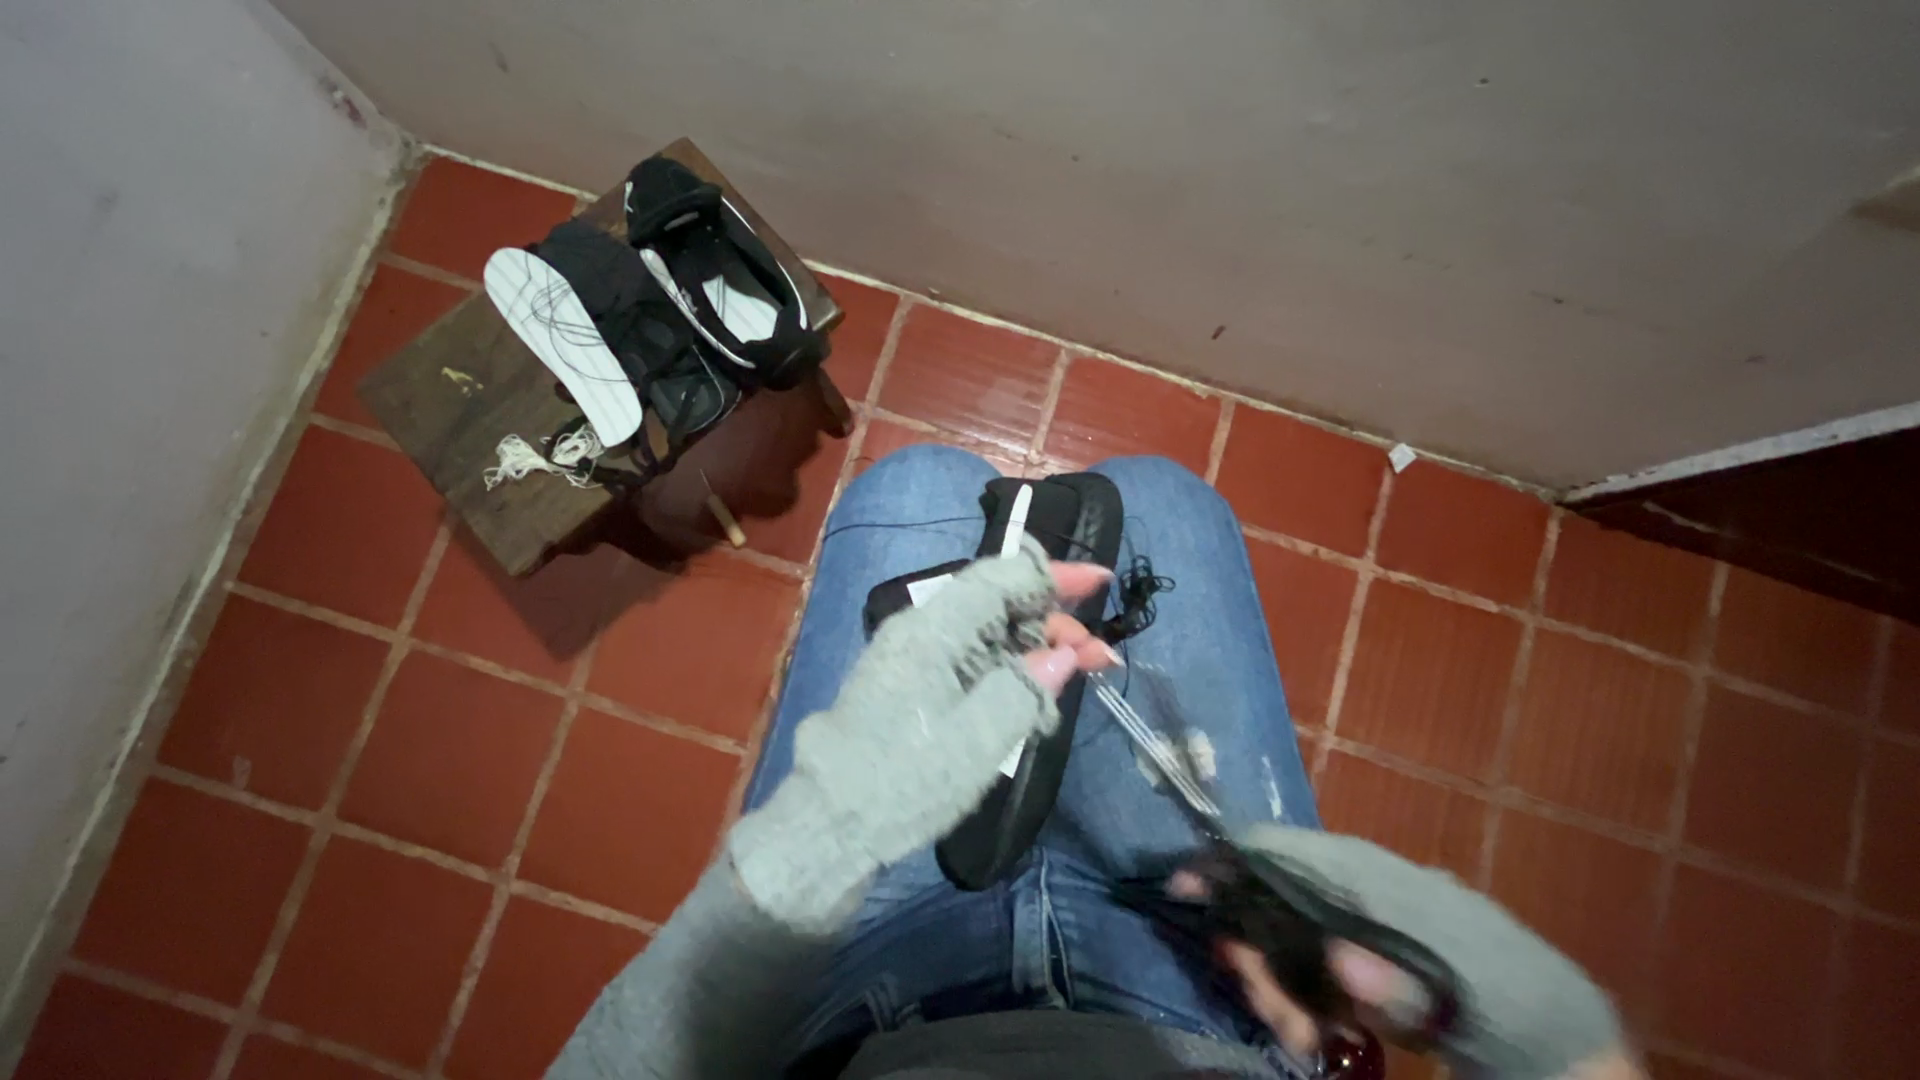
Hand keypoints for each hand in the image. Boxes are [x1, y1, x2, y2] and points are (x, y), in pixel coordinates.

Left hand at [729, 538, 1116, 930]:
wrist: (832, 823)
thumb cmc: (906, 779)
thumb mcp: (978, 738)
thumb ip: (1026, 687)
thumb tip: (1063, 654)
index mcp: (933, 630)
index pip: (1000, 578)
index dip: (1054, 575)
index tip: (1100, 582)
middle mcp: (920, 632)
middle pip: (997, 604)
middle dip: (1053, 621)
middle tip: (1099, 658)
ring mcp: (913, 659)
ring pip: (987, 634)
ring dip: (1035, 648)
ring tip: (1077, 676)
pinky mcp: (913, 686)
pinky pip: (971, 661)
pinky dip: (1008, 670)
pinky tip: (1035, 697)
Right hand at [1181, 826, 1636, 1079]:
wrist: (1559, 1038)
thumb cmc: (1511, 1010)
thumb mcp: (1465, 1009)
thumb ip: (1400, 986)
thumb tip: (1336, 959)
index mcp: (1383, 882)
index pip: (1290, 849)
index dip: (1230, 859)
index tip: (1183, 886)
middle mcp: (1361, 886)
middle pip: (1275, 894)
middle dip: (1254, 948)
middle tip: (1262, 1005)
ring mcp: (1361, 917)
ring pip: (1284, 929)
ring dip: (1274, 979)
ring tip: (1295, 1032)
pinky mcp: (1363, 950)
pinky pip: (1307, 957)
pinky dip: (1298, 992)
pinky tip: (1314, 1028)